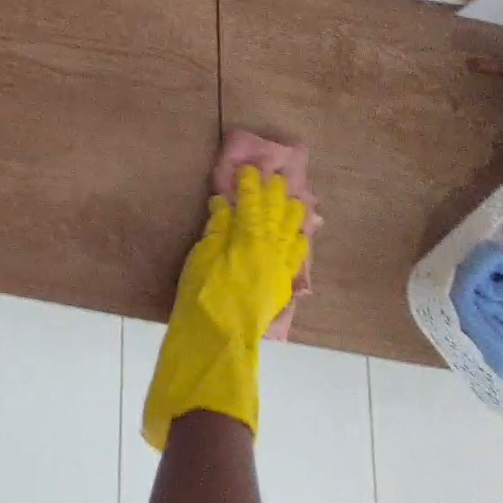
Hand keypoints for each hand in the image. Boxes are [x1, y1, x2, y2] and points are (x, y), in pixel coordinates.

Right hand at [141, 165, 308, 449]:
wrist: (218, 334)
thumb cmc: (202, 290)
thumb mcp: (202, 253)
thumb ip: (217, 228)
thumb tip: (226, 204)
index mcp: (249, 238)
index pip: (252, 204)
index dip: (250, 185)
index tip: (248, 168)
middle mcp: (271, 250)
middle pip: (276, 216)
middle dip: (275, 195)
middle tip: (275, 176)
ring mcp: (279, 269)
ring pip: (291, 234)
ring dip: (292, 215)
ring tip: (296, 198)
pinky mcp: (280, 285)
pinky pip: (295, 256)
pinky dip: (298, 241)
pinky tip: (301, 234)